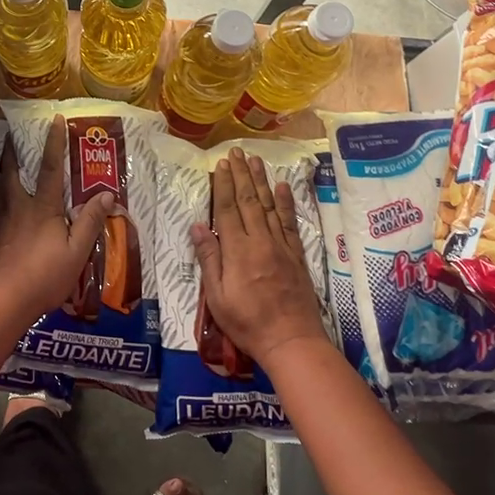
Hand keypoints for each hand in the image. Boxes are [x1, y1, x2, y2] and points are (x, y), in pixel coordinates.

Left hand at [0, 115, 113, 321]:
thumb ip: (89, 222)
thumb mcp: (76, 252)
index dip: (54, 142)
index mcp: (42, 207)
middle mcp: (18, 207)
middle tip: (9, 135)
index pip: (51, 168)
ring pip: (0, 190)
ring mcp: (0, 222)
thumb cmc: (44, 276)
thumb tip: (105, 193)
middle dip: (11, 151)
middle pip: (12, 172)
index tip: (54, 119)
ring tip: (4, 166)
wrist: (2, 301)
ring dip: (2, 174)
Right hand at [190, 147, 328, 368]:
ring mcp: (281, 246)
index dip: (222, 185)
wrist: (291, 342)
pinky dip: (286, 203)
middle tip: (237, 152)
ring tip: (256, 160)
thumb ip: (209, 259)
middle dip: (241, 175)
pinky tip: (283, 187)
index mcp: (237, 250)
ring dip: (261, 181)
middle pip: (249, 201)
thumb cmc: (248, 324)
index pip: (227, 209)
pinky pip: (290, 223)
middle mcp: (260, 241)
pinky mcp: (296, 255)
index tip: (220, 164)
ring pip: (270, 206)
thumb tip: (197, 226)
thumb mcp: (217, 298)